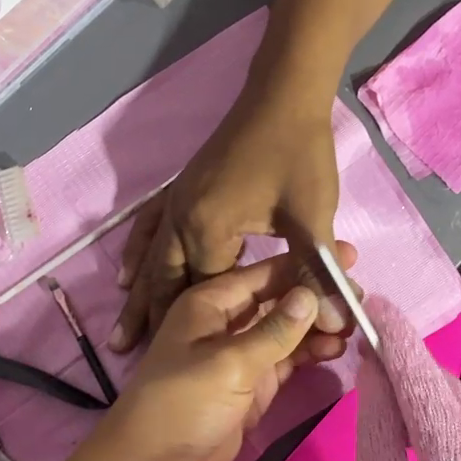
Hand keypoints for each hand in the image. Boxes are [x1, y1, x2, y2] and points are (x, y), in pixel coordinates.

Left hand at [97, 247, 356, 460]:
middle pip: (280, 299)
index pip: (266, 273)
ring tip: (354, 327)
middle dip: (318, 297)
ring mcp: (240, 354)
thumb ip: (274, 330)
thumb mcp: (229, 362)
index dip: (306, 265)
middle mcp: (226, 321)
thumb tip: (313, 294)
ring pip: (287, 330)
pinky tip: (335, 350)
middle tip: (360, 299)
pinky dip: (308, 353)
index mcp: (210, 302)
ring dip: (317, 327)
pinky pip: (286, 359)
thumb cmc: (182, 404)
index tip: (349, 258)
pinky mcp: (251, 384)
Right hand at [111, 86, 347, 351]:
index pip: (205, 292)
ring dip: (138, 296)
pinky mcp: (181, 188)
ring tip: (122, 334)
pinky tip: (128, 272)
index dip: (208, 329)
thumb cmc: (298, 154)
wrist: (283, 94)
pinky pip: (148, 228)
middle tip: (133, 362)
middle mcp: (179, 218)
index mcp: (207, 229)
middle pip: (163, 281)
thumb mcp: (311, 217)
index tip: (198, 367)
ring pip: (150, 260)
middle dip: (150, 321)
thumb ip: (317, 272)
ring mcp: (175, 201)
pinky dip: (137, 255)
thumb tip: (338, 322)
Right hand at [356, 295, 460, 460]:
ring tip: (397, 416)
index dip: (397, 338)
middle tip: (369, 359)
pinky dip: (450, 426)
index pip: (425, 382)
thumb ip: (377, 424)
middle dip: (408, 372)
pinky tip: (432, 451)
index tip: (375, 301)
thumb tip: (374, 364)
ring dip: (428, 400)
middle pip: (445, 391)